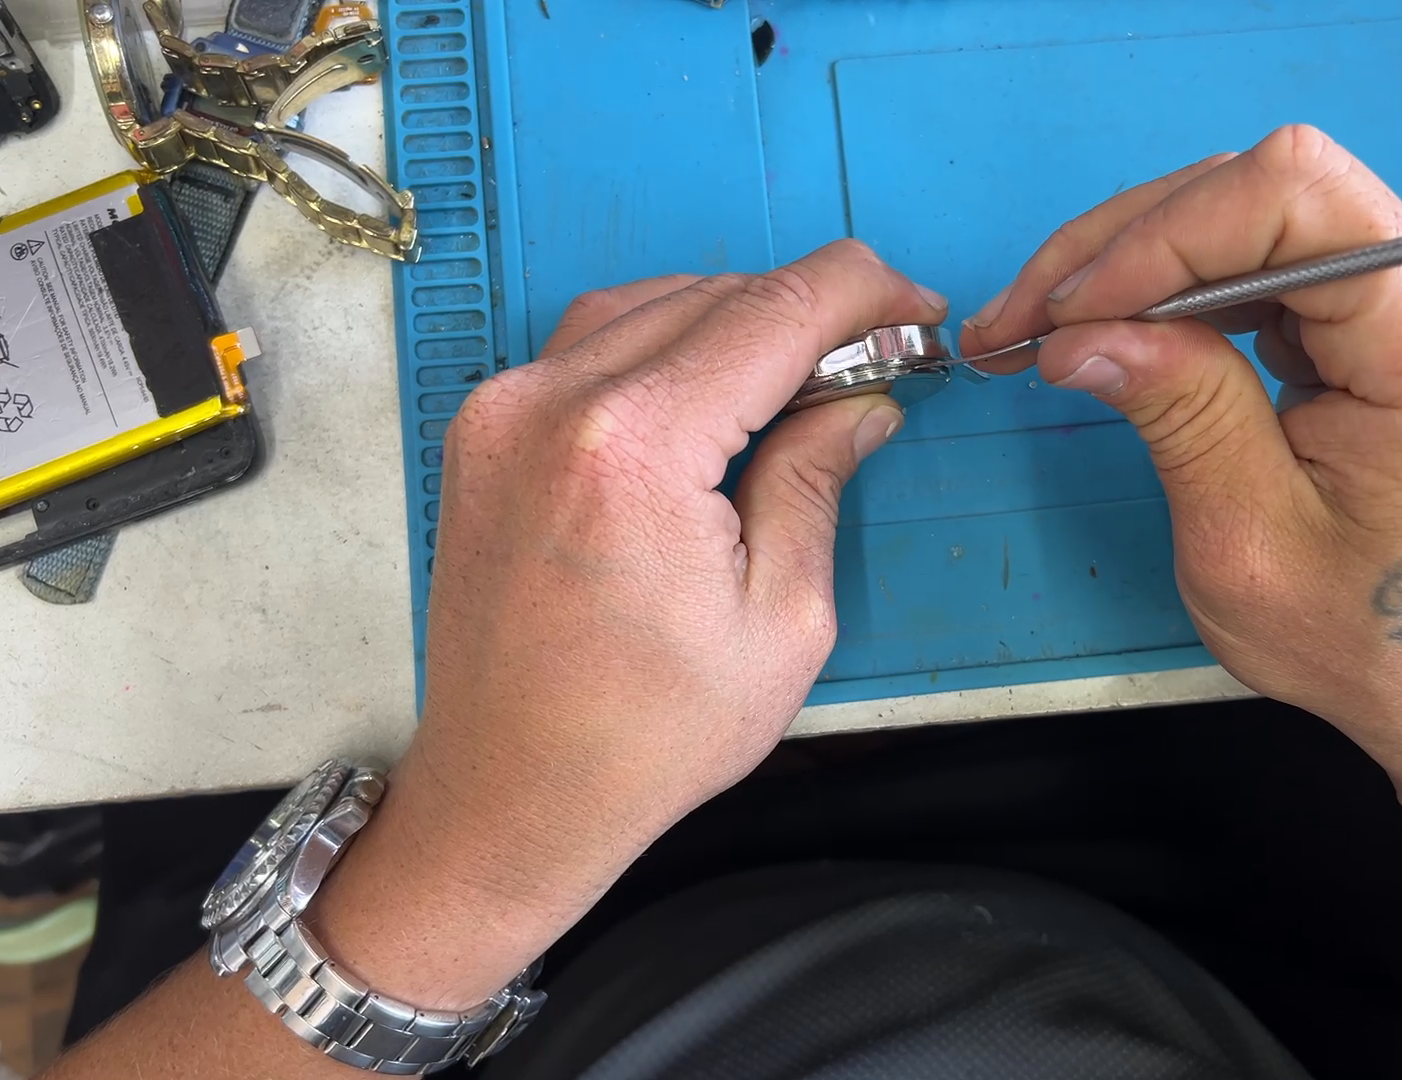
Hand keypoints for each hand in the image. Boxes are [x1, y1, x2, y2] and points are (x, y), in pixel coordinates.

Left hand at [315, 242, 943, 1005]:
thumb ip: (817, 480)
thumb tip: (862, 403)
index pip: (774, 312)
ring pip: (651, 305)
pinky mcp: (484, 431)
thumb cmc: (653, 735)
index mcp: (637, 446)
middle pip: (715, 297)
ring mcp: (501, 409)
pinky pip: (593, 343)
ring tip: (798, 377)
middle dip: (811, 313)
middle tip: (869, 362)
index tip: (916, 307)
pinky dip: (668, 343)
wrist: (512, 794)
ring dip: (740, 321)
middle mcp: (551, 401)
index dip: (863, 293)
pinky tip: (711, 389)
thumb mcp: (783, 617)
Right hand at [960, 125, 1401, 769]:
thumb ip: (1177, 415)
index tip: (1054, 319)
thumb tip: (1071, 334)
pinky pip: (1260, 263)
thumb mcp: (1243, 541)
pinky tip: (1106, 333)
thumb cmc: (1357, 638)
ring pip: (1246, 220)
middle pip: (1259, 196)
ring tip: (1032, 331)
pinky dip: (1166, 294)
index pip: (1293, 201)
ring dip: (1122, 272)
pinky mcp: (1391, 309)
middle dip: (1110, 256)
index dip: (1151, 241)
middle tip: (1006, 326)